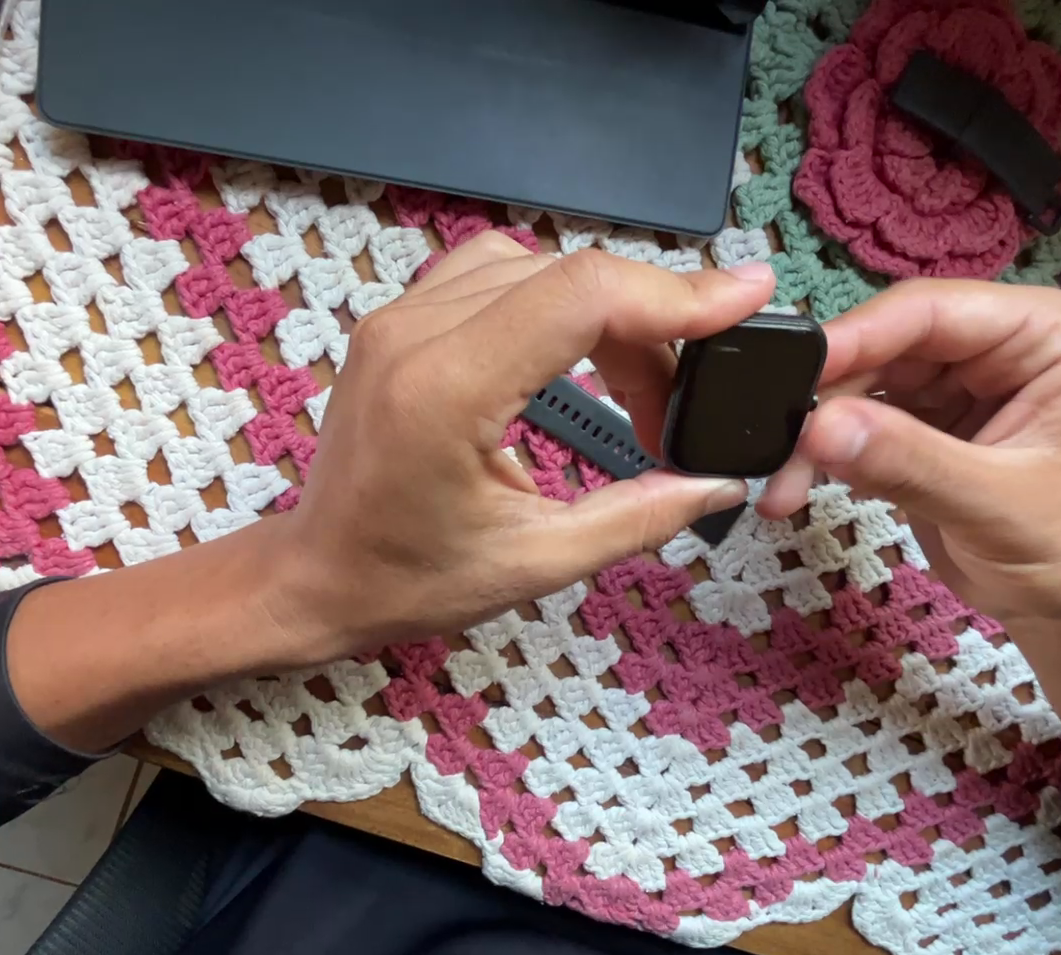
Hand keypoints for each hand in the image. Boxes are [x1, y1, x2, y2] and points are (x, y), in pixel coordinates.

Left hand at [273, 233, 771, 658]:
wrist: (316, 575)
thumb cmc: (410, 581)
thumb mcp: (535, 563)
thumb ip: (637, 517)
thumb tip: (718, 481)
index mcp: (447, 392)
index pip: (581, 297)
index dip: (675, 292)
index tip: (745, 299)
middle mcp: (415, 333)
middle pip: (569, 276)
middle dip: (649, 323)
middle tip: (679, 396)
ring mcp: (398, 317)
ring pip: (535, 266)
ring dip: (603, 312)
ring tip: (632, 382)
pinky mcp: (398, 321)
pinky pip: (492, 274)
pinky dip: (552, 301)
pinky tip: (571, 353)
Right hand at [755, 279, 1060, 626]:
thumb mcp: (998, 506)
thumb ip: (910, 463)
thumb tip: (819, 427)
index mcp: (1042, 336)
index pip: (931, 312)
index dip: (856, 338)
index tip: (789, 377)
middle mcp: (992, 349)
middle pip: (883, 348)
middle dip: (827, 398)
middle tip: (778, 450)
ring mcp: (952, 389)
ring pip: (857, 388)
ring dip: (815, 436)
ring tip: (782, 489)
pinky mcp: (920, 429)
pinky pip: (854, 426)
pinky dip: (822, 456)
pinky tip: (797, 489)